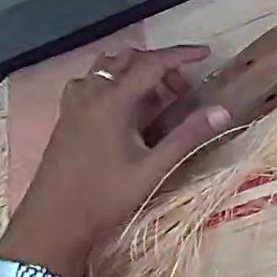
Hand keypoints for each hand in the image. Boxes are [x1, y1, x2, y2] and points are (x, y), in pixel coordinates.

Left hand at [0, 46, 230, 274]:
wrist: (53, 221)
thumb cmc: (105, 196)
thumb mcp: (153, 169)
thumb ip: (187, 137)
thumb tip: (222, 111)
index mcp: (113, 101)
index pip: (152, 63)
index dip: (180, 55)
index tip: (205, 54)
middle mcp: (91, 93)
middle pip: (129, 59)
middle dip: (159, 65)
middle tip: (182, 90)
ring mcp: (74, 103)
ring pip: (107, 67)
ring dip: (134, 71)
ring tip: (156, 98)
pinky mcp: (66, 116)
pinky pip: (91, 82)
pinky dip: (113, 82)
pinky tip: (123, 108)